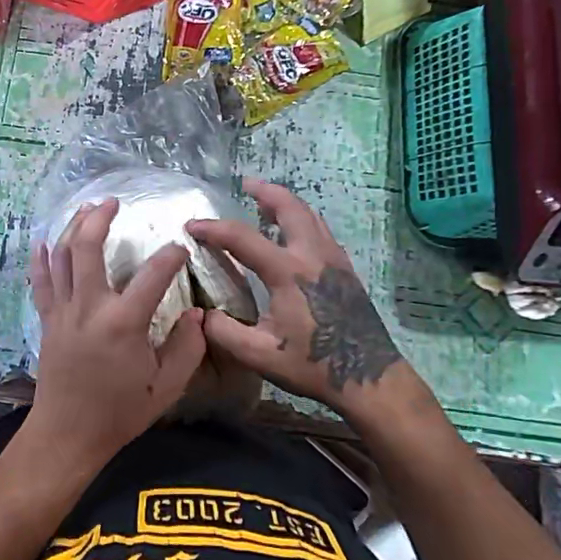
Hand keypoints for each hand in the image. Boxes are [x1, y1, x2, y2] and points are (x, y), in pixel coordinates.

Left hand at [28, 197, 207, 466]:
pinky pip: (41, 282)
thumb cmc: (120, 412)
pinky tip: (45, 240)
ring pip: (61, 258)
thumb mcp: (167, 386)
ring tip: (87, 208)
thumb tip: (198, 315)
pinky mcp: (48, 321)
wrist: (68, 435)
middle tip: (114, 202)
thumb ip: (188, 347)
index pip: (153, 275)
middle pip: (87, 249)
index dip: (171, 256)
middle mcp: (89, 309)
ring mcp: (63, 313)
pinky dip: (42, 259)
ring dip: (73, 228)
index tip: (181, 249)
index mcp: (123, 324)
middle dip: (100, 220)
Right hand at [186, 179, 403, 407]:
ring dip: (287, 203)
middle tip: (246, 185)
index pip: (242, 237)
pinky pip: (322, 231)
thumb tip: (203, 314)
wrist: (368, 374)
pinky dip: (303, 220)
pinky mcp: (347, 269)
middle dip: (265, 191)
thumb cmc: (313, 365)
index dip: (213, 228)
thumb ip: (225, 333)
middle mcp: (313, 255)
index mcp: (288, 271)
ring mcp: (335, 259)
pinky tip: (295, 235)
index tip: (192, 225)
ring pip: (310, 215)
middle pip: (290, 207)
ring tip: (267, 204)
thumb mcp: (260, 355)